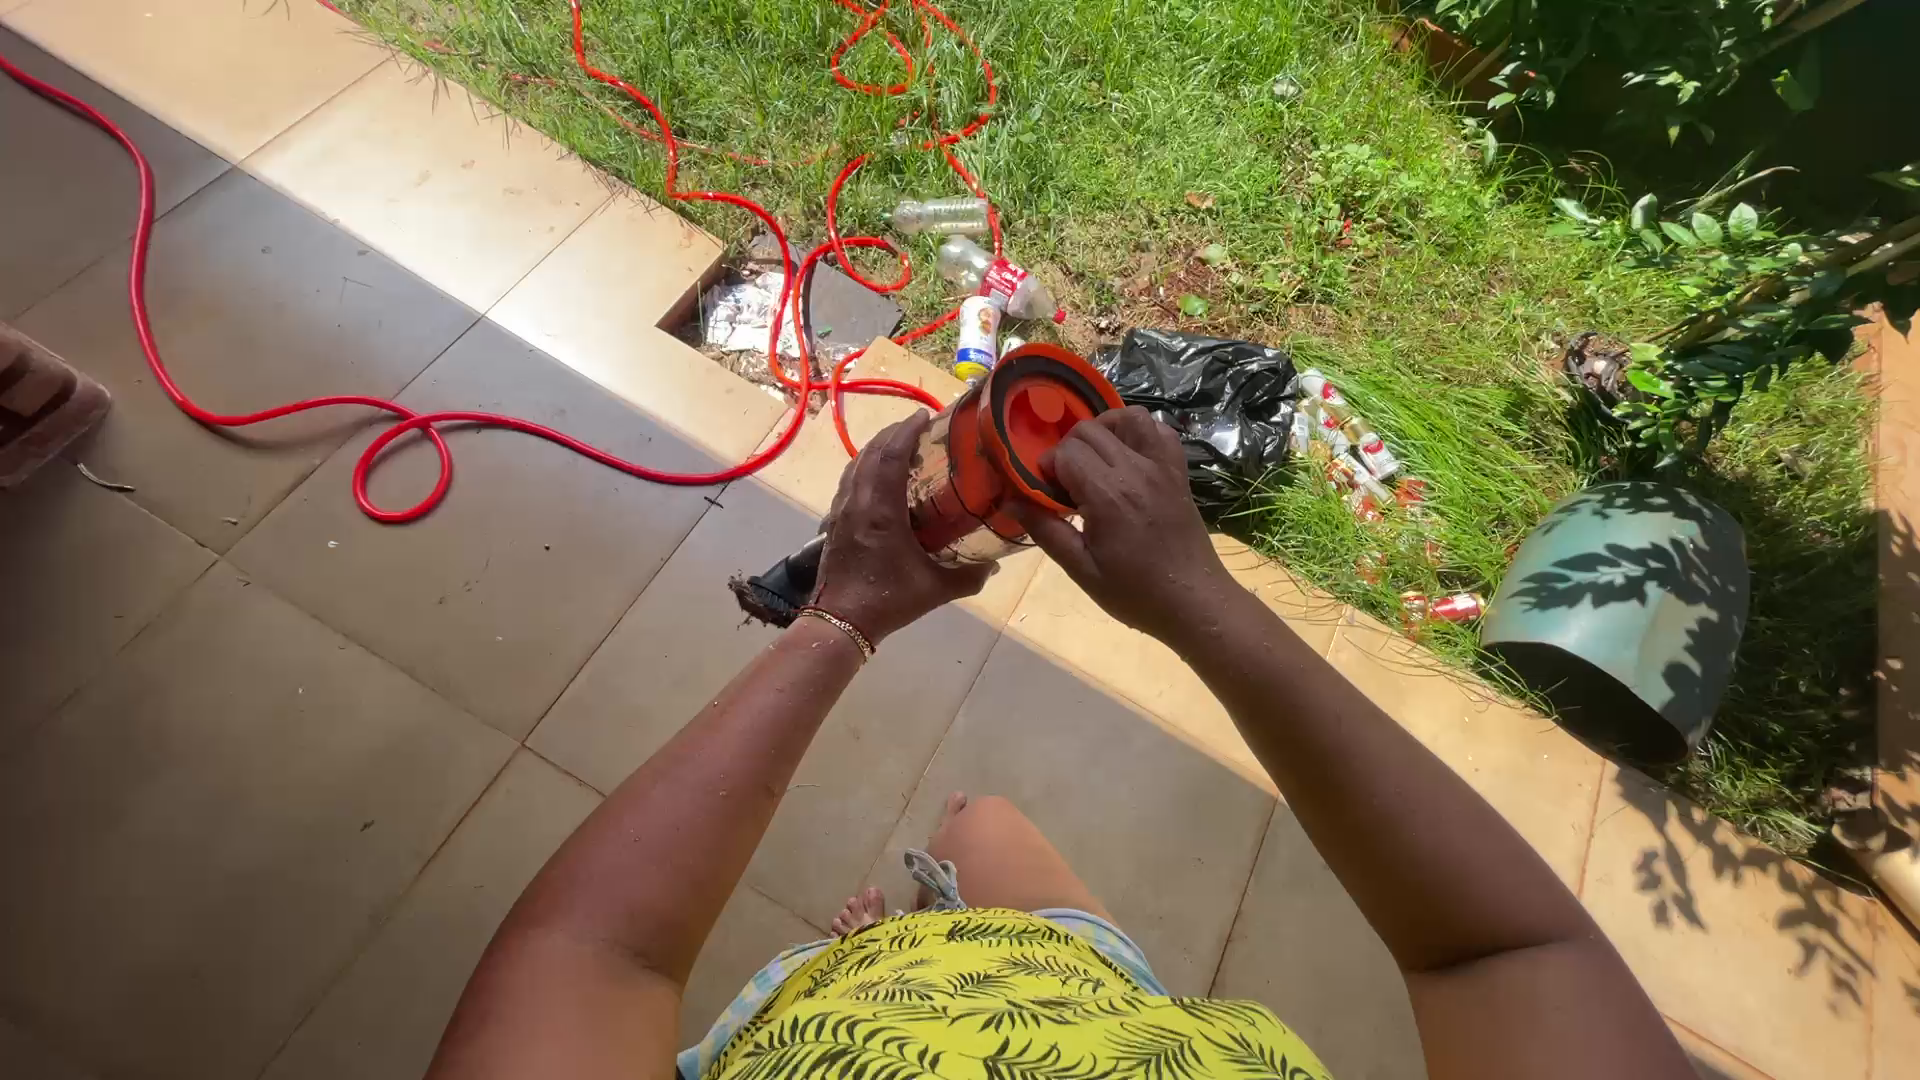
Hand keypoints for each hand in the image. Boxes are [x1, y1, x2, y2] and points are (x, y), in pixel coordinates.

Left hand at [812, 410, 993, 643]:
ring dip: (875, 449)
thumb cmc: (888, 602)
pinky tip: (876, 478)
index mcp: (881, 511)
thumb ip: (969, 576)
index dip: (907, 430)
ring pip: (855, 466)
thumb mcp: (935, 589)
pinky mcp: (833, 524)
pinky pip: (848, 483)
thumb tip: (995, 564)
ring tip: (898, 445)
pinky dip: (863, 469)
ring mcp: (840, 513)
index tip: (924, 415)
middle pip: (870, 453)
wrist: (840, 623)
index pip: (890, 456)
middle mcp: (857, 503)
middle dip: (892, 433)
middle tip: (916, 426)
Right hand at [1012, 406, 1235, 644]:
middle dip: (1068, 449)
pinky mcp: (1178, 472)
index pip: (1066, 453)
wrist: (1193, 602)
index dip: (1047, 467)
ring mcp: (1162, 467)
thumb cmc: (1134, 593)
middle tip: (1066, 484)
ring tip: (1094, 461)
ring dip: (1103, 430)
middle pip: (1090, 430)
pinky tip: (1126, 456)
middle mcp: (1136, 470)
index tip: (1046, 493)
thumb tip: (1010, 501)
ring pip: (1128, 417)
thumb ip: (1045, 530)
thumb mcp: (1081, 569)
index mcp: (1108, 495)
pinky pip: (1160, 430)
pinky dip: (1139, 433)